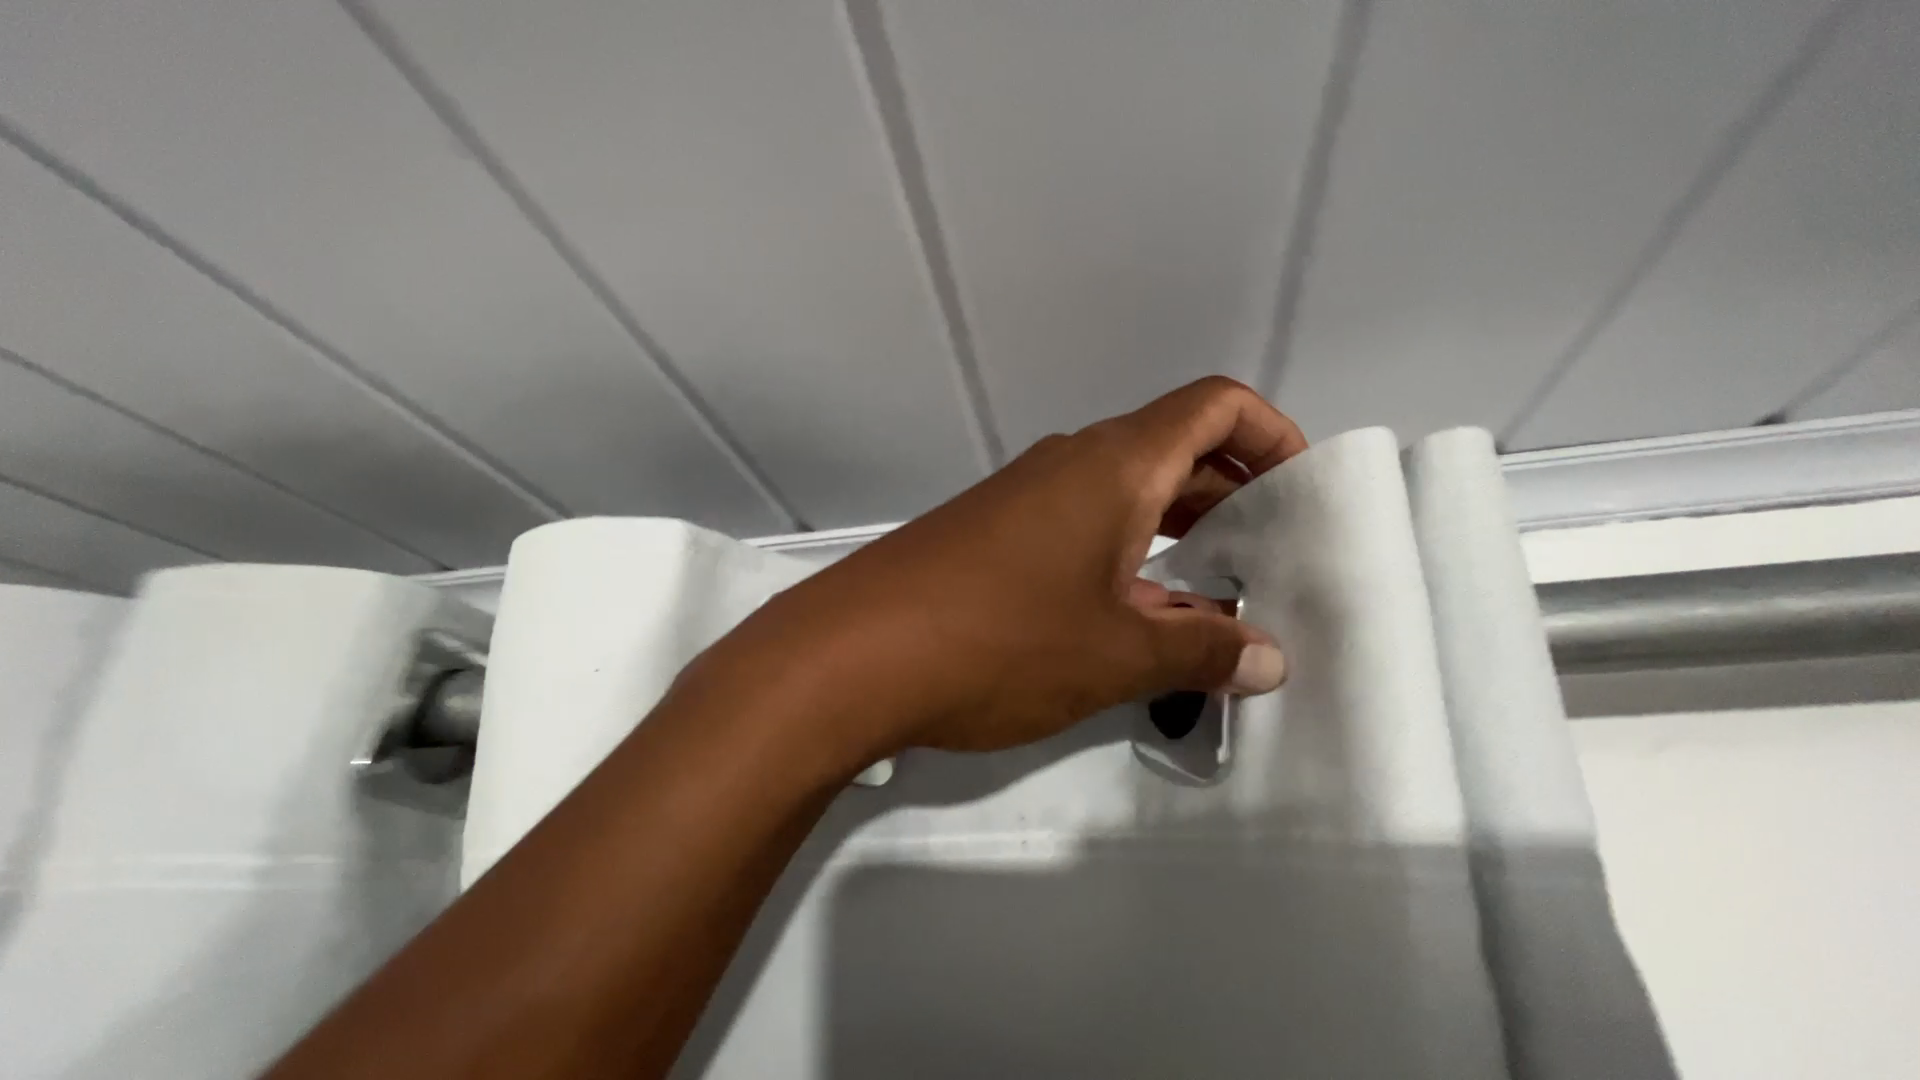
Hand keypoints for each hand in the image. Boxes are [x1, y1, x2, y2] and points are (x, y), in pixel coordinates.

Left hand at [682, 376, 1306, 760]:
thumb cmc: (1000, 639)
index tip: (1299, 493)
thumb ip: (1200, 651)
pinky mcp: (988, 538)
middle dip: (1230, 497)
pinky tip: (1131, 625)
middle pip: (1172, 452)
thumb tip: (1266, 660)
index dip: (1270, 434)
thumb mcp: (1117, 654)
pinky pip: (1077, 532)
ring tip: (1214, 606)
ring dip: (1173, 539)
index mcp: (1115, 466)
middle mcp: (1070, 465)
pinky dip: (1120, 564)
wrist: (850, 656)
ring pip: (1123, 499)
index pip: (1213, 406)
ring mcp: (1022, 500)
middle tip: (1269, 562)